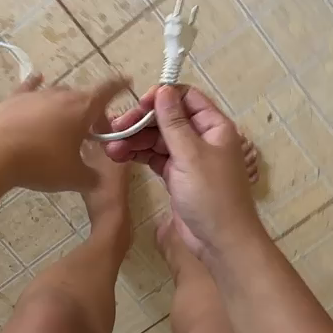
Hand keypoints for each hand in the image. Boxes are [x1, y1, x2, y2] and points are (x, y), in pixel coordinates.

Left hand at [0, 74, 128, 192]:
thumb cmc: (40, 163)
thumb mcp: (73, 177)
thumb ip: (91, 177)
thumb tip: (98, 179)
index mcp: (82, 108)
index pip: (108, 91)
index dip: (119, 86)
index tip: (127, 80)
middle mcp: (61, 94)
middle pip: (83, 96)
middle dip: (91, 109)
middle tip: (93, 130)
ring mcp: (35, 94)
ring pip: (58, 93)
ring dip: (66, 104)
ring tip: (67, 121)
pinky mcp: (13, 99)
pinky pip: (30, 88)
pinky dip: (37, 84)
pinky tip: (38, 79)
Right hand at [103, 85, 263, 255]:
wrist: (221, 242)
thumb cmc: (211, 196)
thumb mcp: (191, 155)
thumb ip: (174, 122)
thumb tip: (163, 90)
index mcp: (214, 127)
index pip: (186, 98)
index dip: (162, 97)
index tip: (138, 105)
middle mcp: (202, 138)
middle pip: (168, 118)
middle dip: (141, 121)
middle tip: (115, 128)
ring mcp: (189, 158)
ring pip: (158, 139)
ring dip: (135, 140)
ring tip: (111, 148)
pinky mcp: (177, 175)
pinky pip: (155, 157)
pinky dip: (138, 155)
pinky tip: (119, 156)